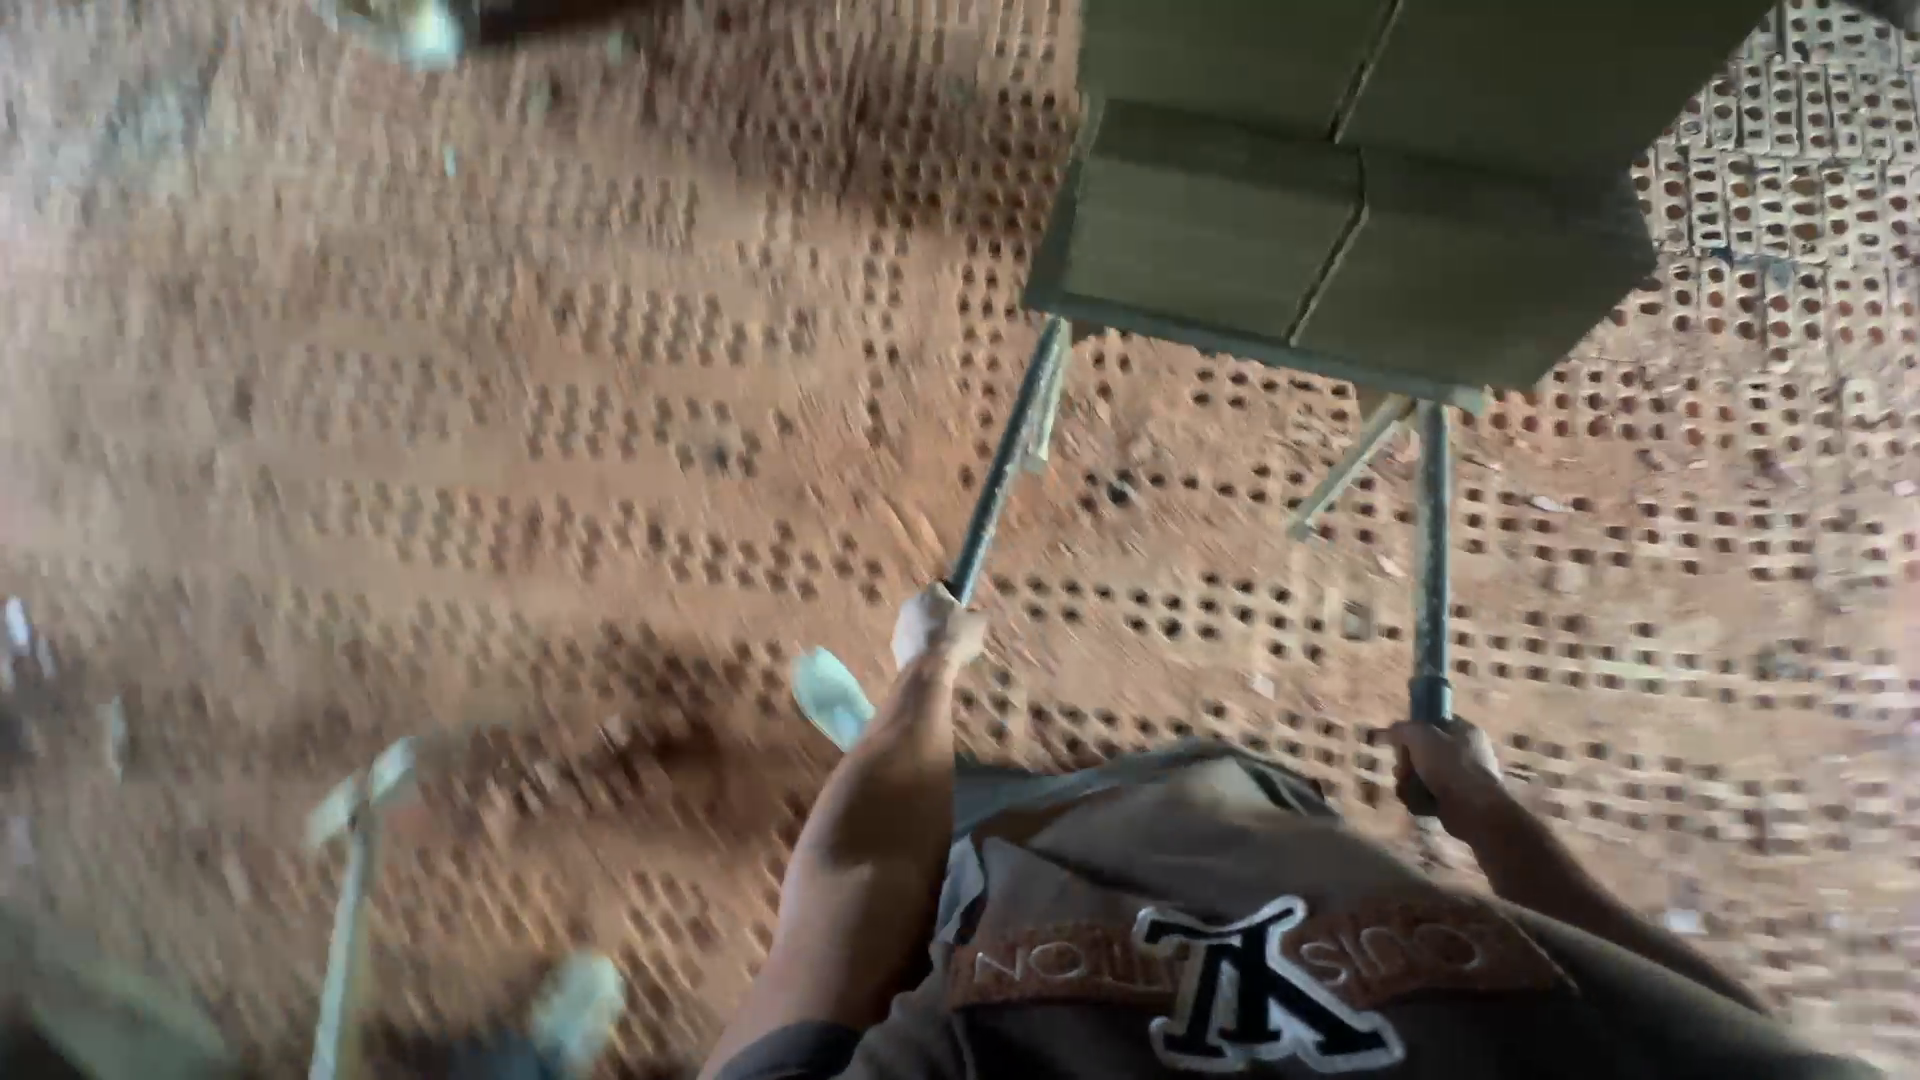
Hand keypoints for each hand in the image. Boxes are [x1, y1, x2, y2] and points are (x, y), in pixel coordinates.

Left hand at [890, 584, 986, 673]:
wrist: (929, 668)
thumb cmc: (955, 639)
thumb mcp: (978, 625)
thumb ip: (979, 614)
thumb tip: (978, 613)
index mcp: (931, 593)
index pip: (941, 586)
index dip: (952, 597)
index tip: (961, 610)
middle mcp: (912, 602)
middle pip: (928, 605)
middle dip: (938, 615)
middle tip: (954, 630)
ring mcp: (900, 623)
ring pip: (917, 623)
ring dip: (928, 631)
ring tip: (943, 649)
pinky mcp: (895, 643)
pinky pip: (911, 641)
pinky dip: (919, 646)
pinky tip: (931, 658)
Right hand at [1387, 719, 1511, 834]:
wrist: (1475, 810)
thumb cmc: (1449, 765)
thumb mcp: (1419, 735)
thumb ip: (1402, 728)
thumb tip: (1395, 731)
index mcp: (1465, 731)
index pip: (1433, 723)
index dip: (1414, 731)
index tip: (1402, 742)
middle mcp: (1467, 753)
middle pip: (1424, 752)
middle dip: (1407, 763)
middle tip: (1403, 771)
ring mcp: (1464, 779)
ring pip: (1423, 775)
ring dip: (1409, 783)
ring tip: (1409, 790)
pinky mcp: (1459, 801)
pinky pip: (1429, 795)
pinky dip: (1419, 799)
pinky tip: (1418, 802)